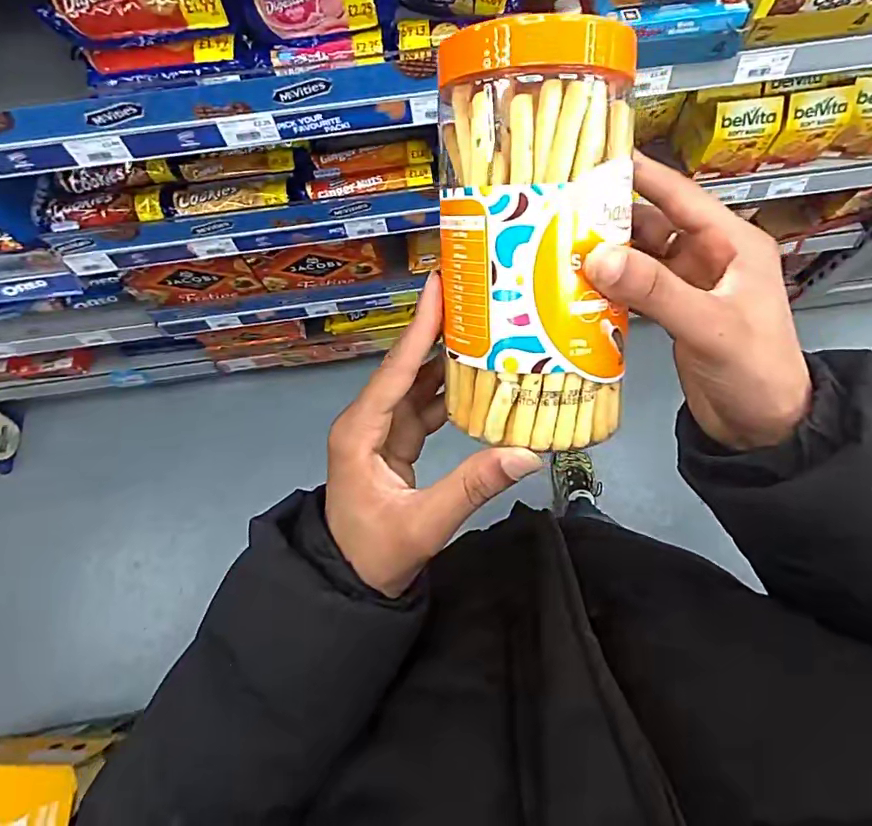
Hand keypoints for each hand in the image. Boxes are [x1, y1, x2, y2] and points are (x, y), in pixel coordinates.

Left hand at [326, 272, 544, 595]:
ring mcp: (381, 430)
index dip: (420, 327)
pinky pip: (425, 406)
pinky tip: (477, 378)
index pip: (396, 369)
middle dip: (436, 331)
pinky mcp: (395, 442)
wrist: (346, 584)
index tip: (438, 287)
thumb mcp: (424, 525)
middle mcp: (368, 420)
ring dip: (446, 359)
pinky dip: (449, 392)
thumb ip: (473, 488)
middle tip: (471, 297)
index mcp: (361, 430)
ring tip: (482, 328)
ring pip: (416, 384)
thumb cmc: (372, 554)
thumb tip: (526, 454)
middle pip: (405, 367)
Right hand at [583, 155, 811, 449]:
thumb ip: (656, 290)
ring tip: (562, 250)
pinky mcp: (671, 312)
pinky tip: (580, 288)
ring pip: (638, 258)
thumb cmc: (758, 372)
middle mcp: (707, 257)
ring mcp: (687, 285)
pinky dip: (609, 287)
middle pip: (650, 225)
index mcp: (732, 245)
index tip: (599, 158)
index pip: (680, 196)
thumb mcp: (710, 326)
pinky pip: (633, 288)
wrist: (765, 429)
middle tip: (563, 213)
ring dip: (605, 256)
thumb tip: (600, 257)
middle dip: (609, 219)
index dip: (641, 175)